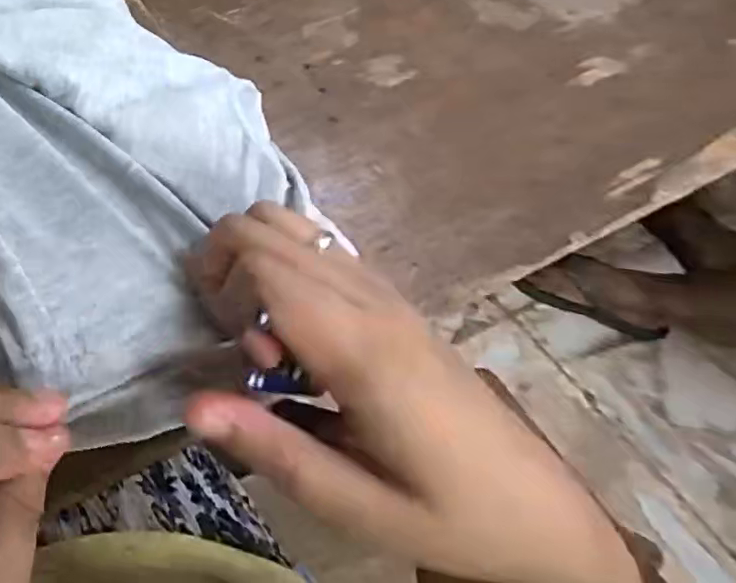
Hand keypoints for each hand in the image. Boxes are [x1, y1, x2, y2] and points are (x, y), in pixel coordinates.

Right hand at [185, 203, 640, 582]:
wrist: (545, 515)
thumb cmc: (447, 514)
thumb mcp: (356, 506)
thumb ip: (270, 448)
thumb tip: (190, 405)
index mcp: (357, 345)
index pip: (261, 262)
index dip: (224, 291)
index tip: (243, 357)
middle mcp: (366, 297)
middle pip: (262, 225)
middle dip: (221, 263)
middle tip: (234, 332)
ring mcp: (380, 287)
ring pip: (286, 220)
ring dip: (249, 253)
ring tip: (257, 319)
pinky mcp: (389, 291)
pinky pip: (314, 239)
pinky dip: (279, 255)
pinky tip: (294, 319)